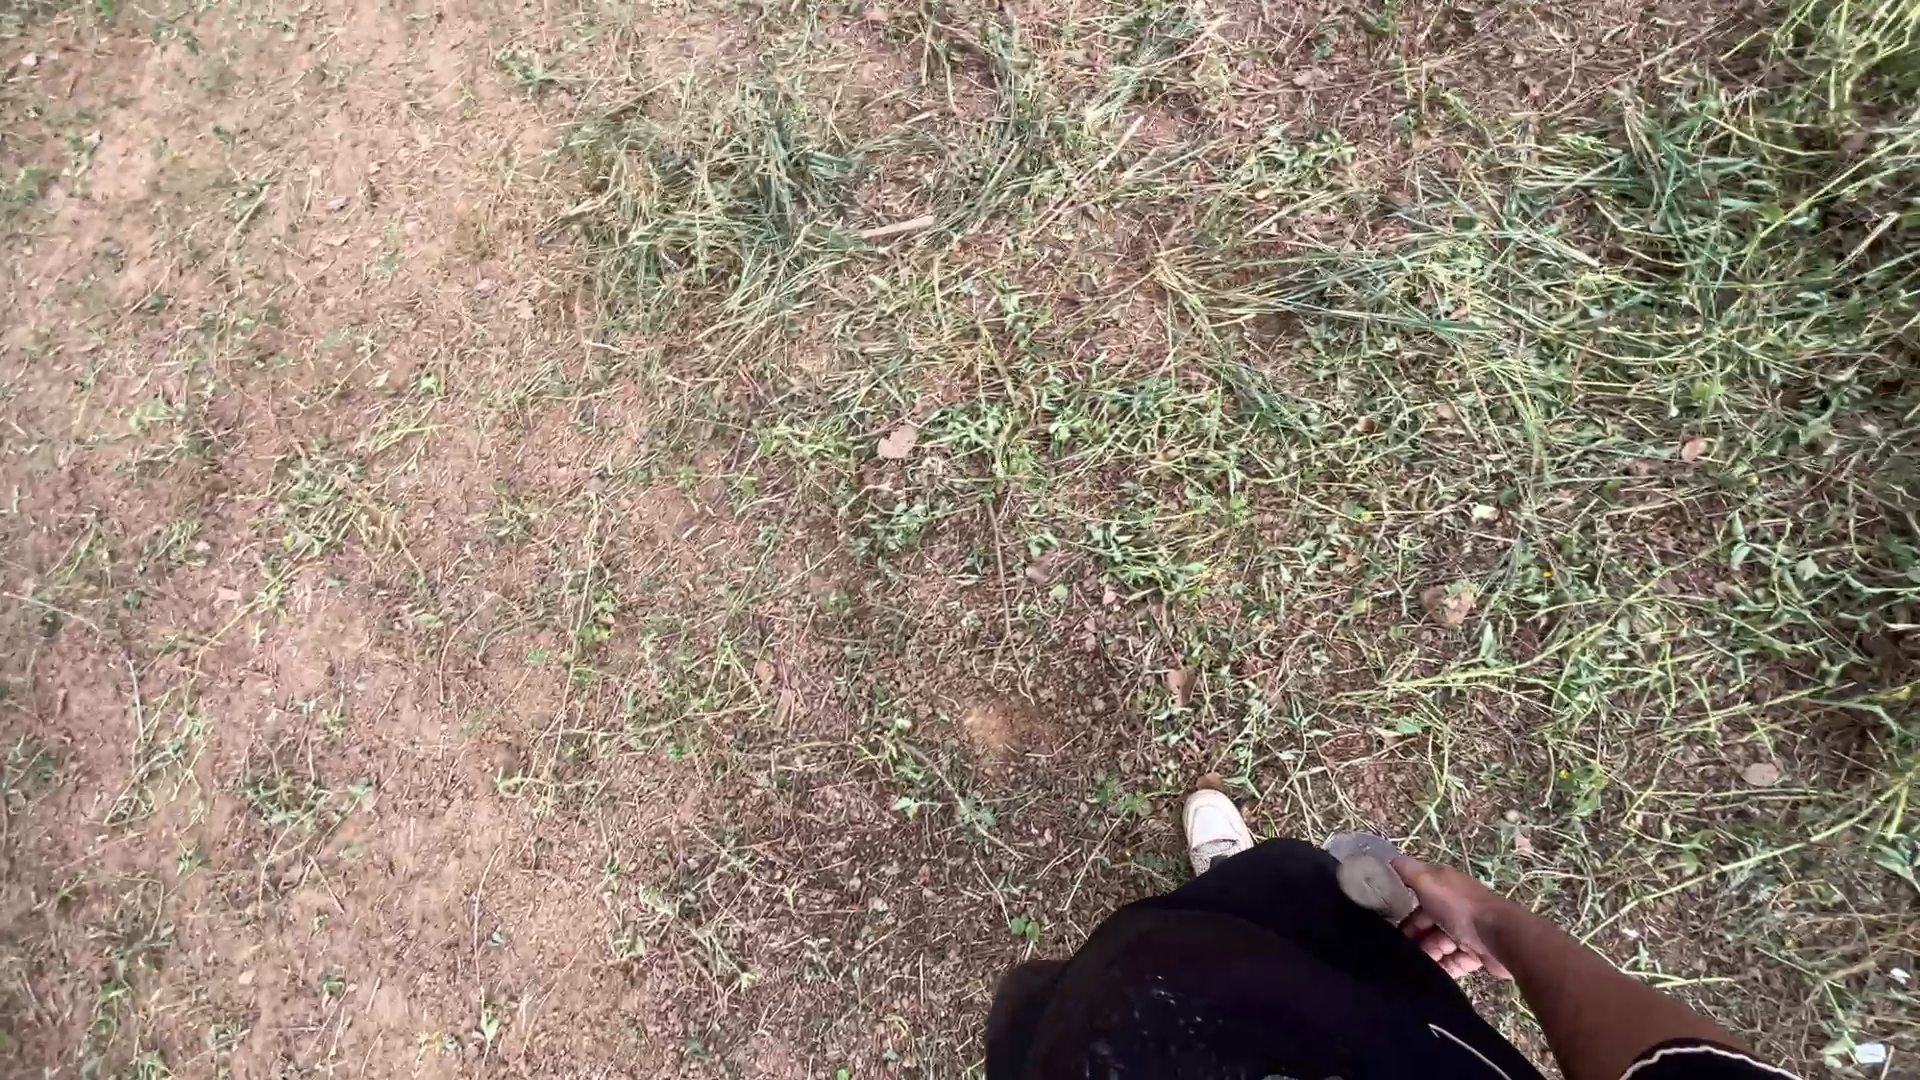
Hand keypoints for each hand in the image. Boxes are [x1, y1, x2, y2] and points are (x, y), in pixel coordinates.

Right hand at [1392, 855, 1515, 979]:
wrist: (1504, 939)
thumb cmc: (1460, 906)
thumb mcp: (1427, 880)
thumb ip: (1406, 870)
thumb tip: (1388, 861)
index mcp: (1443, 885)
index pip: (1415, 890)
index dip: (1399, 900)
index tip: (1383, 913)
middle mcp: (1454, 905)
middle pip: (1425, 919)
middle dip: (1411, 931)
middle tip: (1396, 944)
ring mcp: (1466, 931)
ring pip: (1438, 941)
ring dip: (1425, 951)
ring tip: (1413, 962)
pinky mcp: (1476, 954)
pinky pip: (1453, 960)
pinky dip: (1442, 966)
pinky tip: (1429, 973)